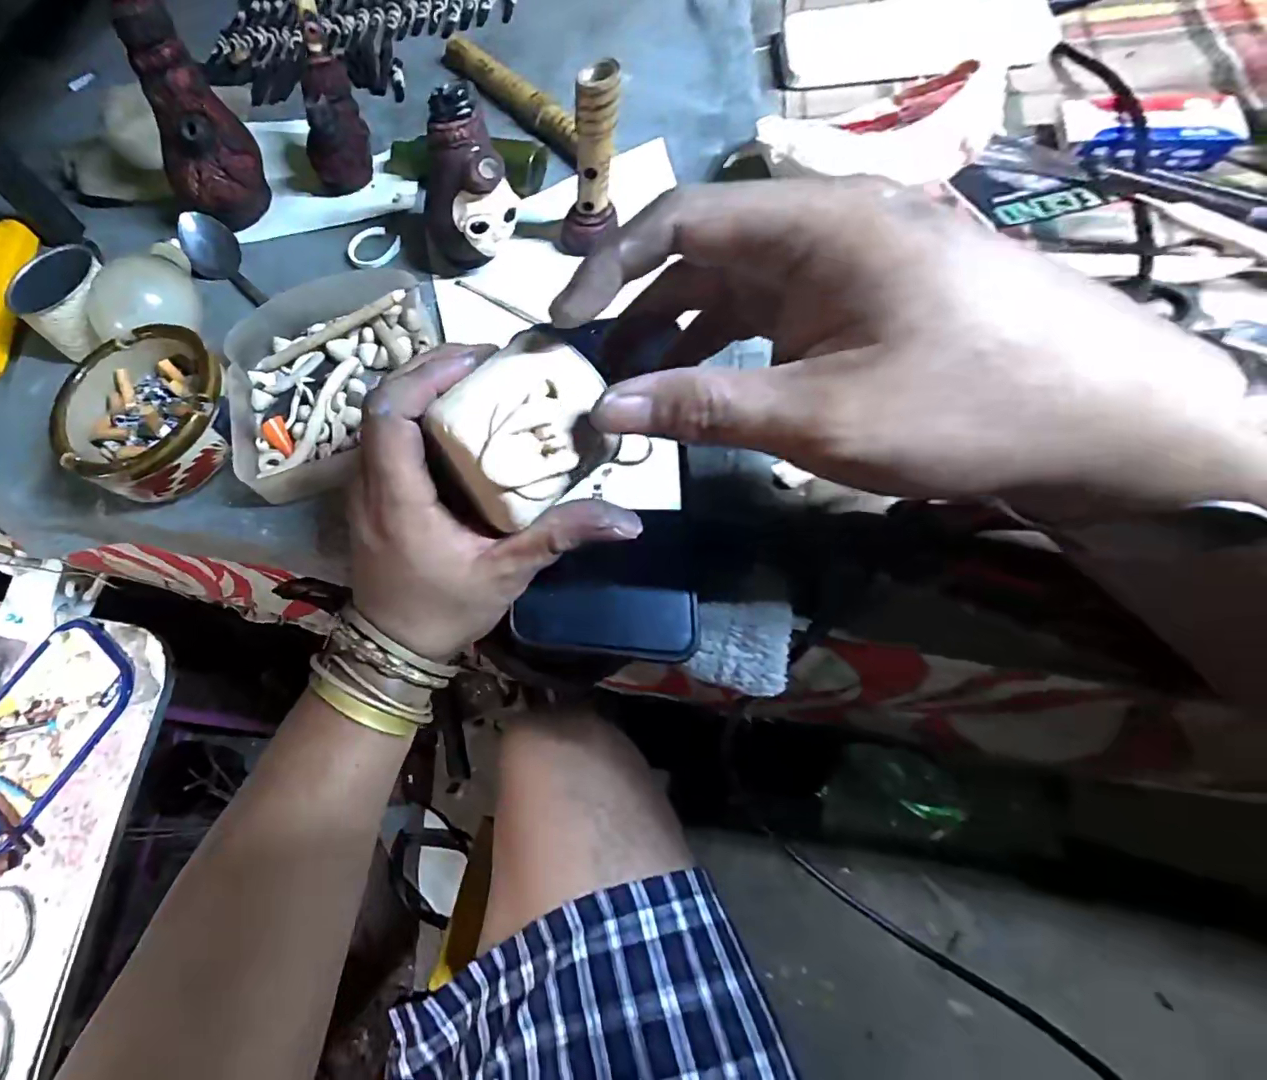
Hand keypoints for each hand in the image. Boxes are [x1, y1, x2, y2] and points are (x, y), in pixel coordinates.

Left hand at [346, 345, 641, 659]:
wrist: (392, 644)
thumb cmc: (441, 610)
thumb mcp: (503, 575)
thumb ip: (555, 539)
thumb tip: (627, 520)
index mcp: (395, 496)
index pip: (390, 413)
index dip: (427, 376)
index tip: (477, 361)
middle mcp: (368, 483)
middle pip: (382, 402)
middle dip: (428, 370)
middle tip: (485, 361)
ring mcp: (362, 487)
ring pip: (380, 418)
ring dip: (421, 388)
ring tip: (474, 378)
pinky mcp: (369, 494)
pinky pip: (384, 438)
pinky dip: (415, 415)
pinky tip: (456, 418)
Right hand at [550, 178, 1266, 521]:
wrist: (1112, 428)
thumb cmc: (969, 407)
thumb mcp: (819, 415)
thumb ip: (701, 406)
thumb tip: (600, 411)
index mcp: (820, 227)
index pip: (682, 217)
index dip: (609, 264)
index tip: (564, 321)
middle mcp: (822, 230)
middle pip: (693, 249)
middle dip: (627, 305)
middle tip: (581, 363)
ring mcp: (834, 265)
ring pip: (717, 283)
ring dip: (661, 331)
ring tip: (620, 385)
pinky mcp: (843, 300)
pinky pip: (750, 310)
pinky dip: (703, 345)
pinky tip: (680, 386)